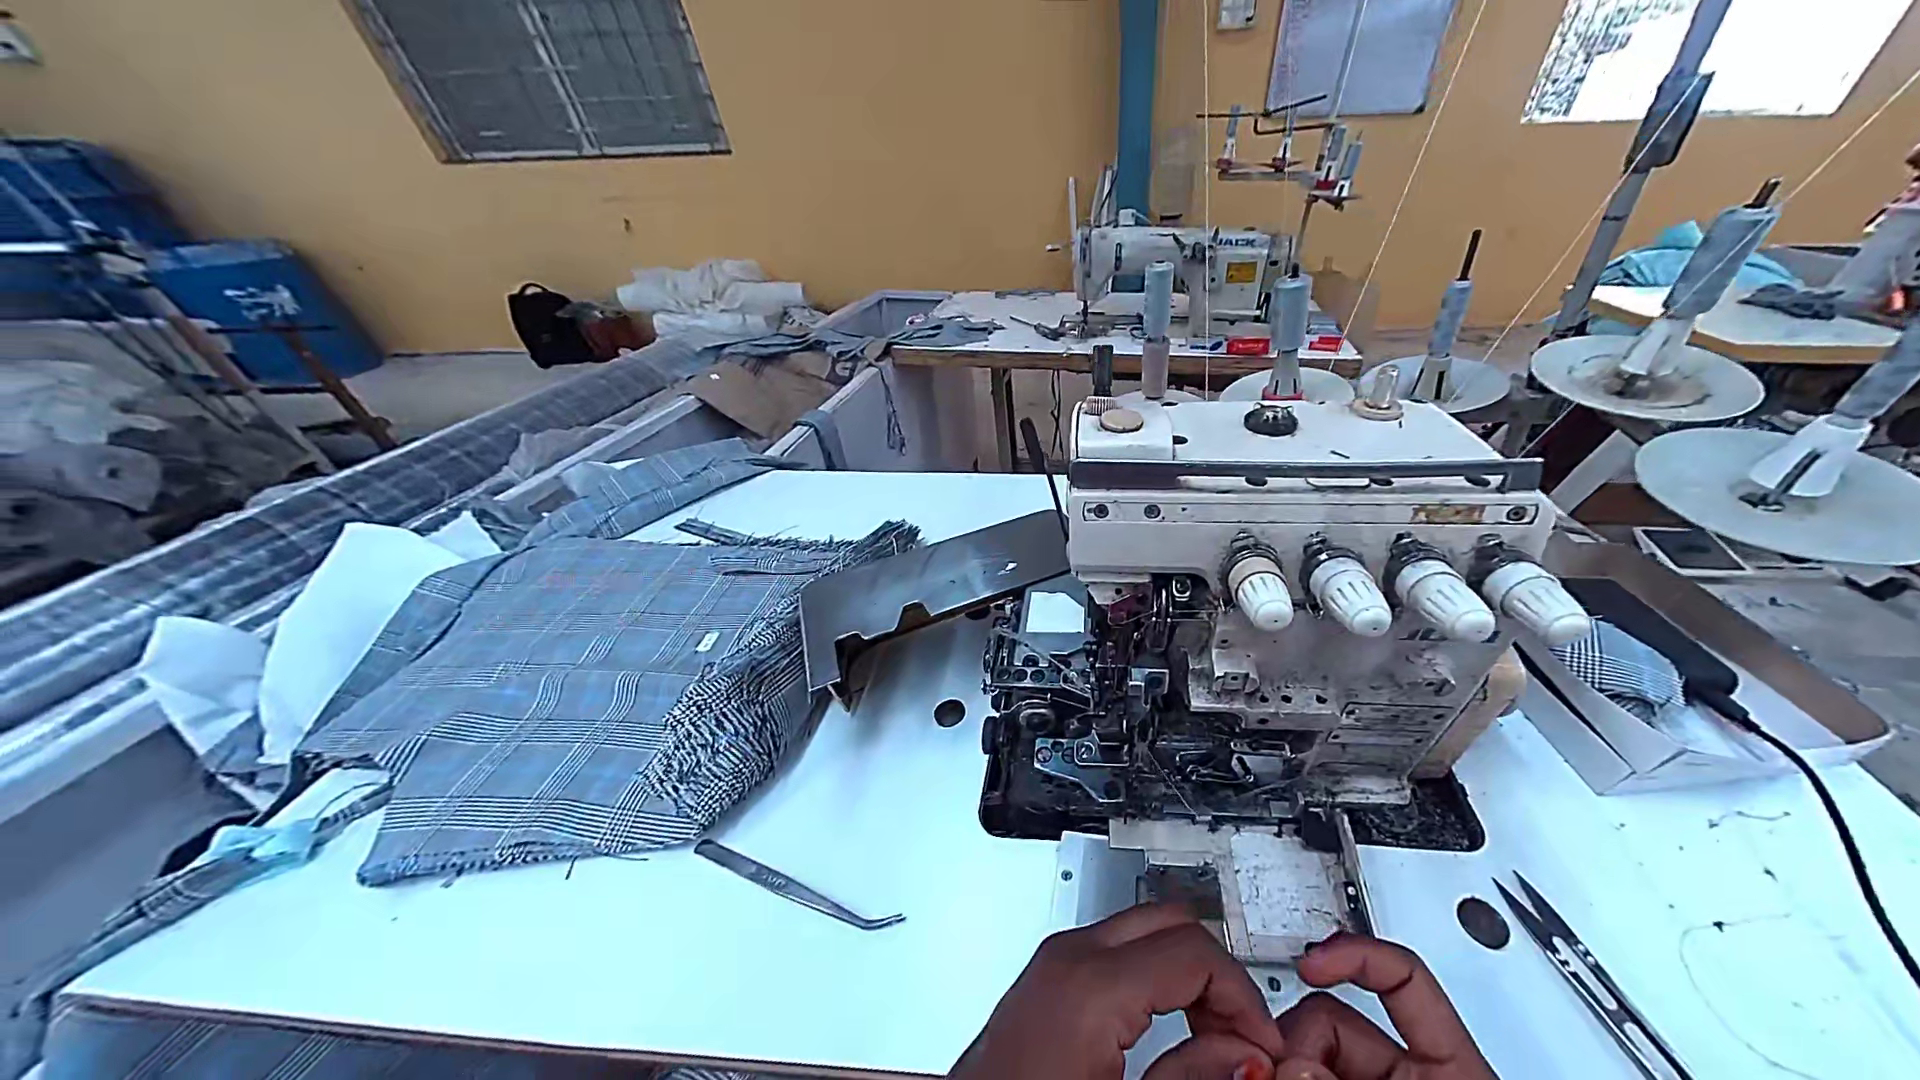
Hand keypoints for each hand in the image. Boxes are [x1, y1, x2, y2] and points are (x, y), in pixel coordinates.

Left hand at [948, 904, 1287, 1079]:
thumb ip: (1191, 1077)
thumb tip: (1245, 1056)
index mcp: (1089, 985)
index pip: (1193, 951)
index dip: (1243, 996)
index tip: (1264, 1045)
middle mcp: (1071, 954)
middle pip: (1171, 921)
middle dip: (1218, 974)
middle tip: (1242, 1039)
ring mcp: (1058, 956)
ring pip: (1147, 926)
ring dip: (1190, 971)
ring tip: (1212, 1039)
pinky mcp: (1054, 969)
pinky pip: (1120, 945)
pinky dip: (1159, 971)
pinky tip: (1172, 1023)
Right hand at [1269, 934, 1495, 1079]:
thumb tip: (1294, 1065)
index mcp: (1455, 1071)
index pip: (1403, 975)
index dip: (1352, 955)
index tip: (1309, 963)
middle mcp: (1412, 1077)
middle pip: (1333, 1016)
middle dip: (1296, 1032)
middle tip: (1275, 1066)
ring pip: (1309, 1045)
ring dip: (1282, 1057)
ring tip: (1267, 1078)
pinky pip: (1303, 1072)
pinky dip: (1280, 1074)